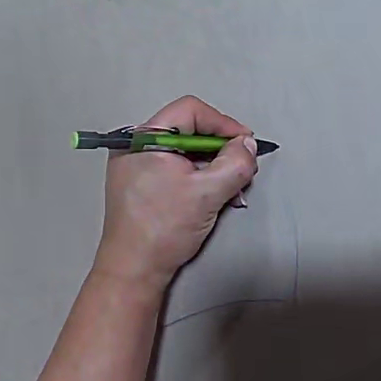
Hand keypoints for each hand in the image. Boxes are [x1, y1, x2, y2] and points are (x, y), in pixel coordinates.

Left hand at [92, 96, 259, 289]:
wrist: (132, 270)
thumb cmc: (162, 229)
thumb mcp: (208, 193)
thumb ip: (235, 163)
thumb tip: (247, 144)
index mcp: (144, 138)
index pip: (191, 110)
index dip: (223, 124)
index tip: (244, 143)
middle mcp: (136, 146)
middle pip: (188, 129)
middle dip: (219, 149)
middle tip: (240, 168)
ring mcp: (135, 166)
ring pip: (183, 152)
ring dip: (211, 166)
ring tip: (229, 189)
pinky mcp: (140, 185)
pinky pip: (174, 169)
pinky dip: (196, 178)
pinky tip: (211, 197)